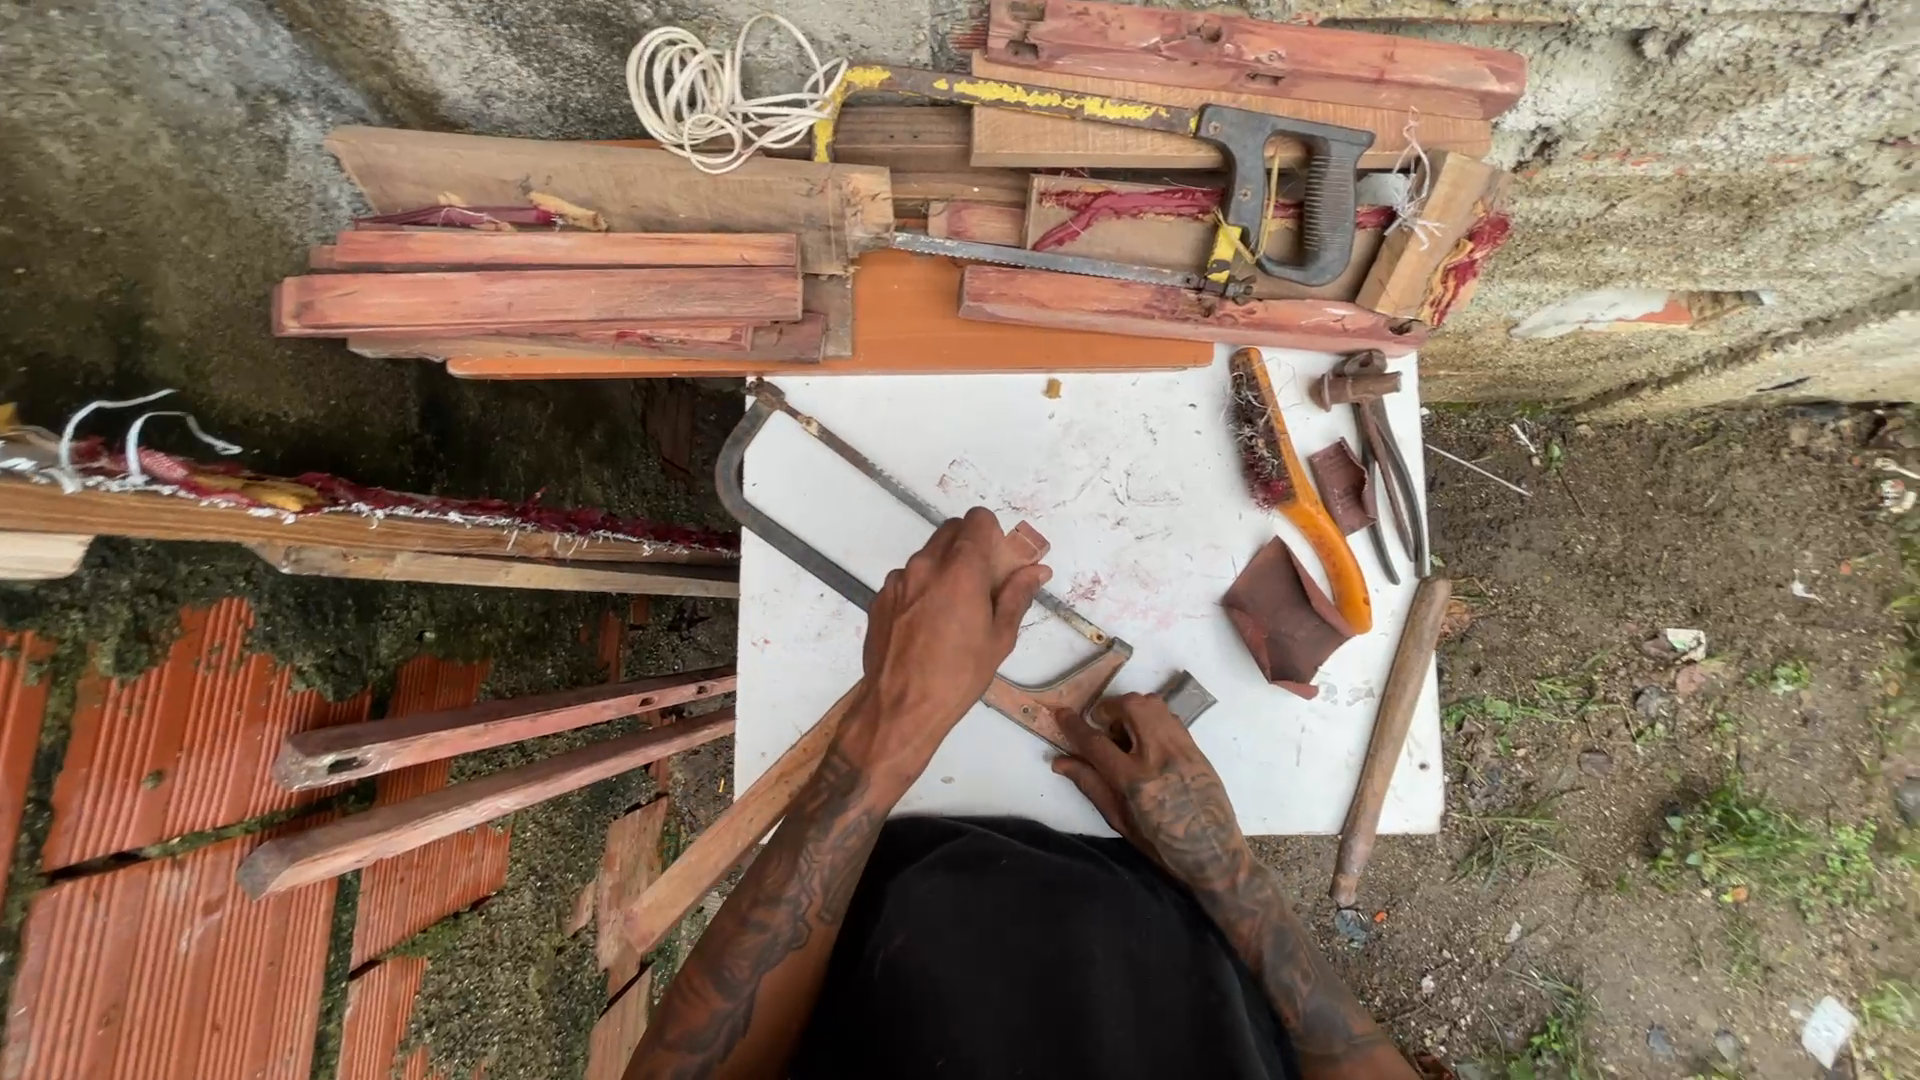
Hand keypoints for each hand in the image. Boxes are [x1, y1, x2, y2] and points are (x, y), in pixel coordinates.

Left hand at [837, 507, 1051, 786]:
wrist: (900, 707)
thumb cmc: (958, 676)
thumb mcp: (999, 638)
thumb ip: (1017, 595)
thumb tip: (1036, 570)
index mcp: (960, 570)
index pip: (977, 519)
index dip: (991, 532)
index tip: (997, 558)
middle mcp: (924, 565)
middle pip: (950, 531)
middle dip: (969, 546)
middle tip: (981, 582)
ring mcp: (897, 581)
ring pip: (926, 556)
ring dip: (943, 568)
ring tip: (952, 610)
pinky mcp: (879, 599)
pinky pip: (906, 580)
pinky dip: (920, 589)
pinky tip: (926, 625)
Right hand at [1051, 693, 1253, 895]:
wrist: (1213, 853)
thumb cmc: (1160, 844)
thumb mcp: (1119, 820)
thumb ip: (1090, 785)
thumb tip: (1059, 761)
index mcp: (1135, 781)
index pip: (1097, 743)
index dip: (1075, 726)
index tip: (1062, 714)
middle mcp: (1159, 757)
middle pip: (1130, 707)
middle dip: (1109, 707)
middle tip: (1103, 724)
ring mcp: (1181, 748)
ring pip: (1152, 704)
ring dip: (1131, 708)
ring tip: (1126, 730)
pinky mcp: (1196, 748)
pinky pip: (1169, 716)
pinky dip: (1152, 717)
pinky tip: (1147, 738)